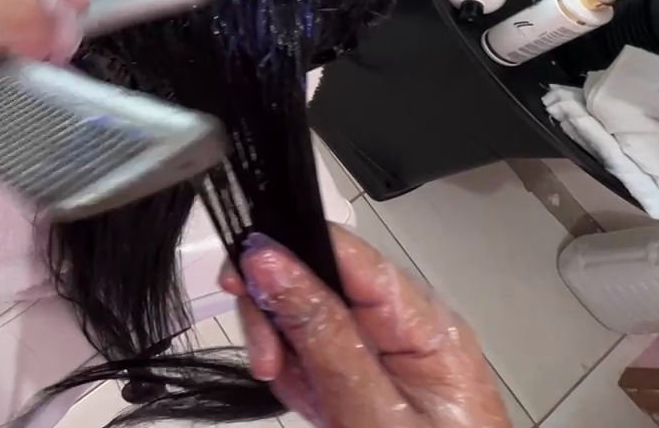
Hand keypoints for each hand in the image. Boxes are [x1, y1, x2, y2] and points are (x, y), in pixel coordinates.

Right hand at [219, 226, 510, 427]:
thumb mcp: (370, 412)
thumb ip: (319, 331)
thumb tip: (263, 255)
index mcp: (421, 321)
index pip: (338, 247)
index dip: (280, 250)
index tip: (236, 284)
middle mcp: (402, 320)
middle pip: (312, 274)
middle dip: (276, 314)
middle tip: (267, 365)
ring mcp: (382, 344)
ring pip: (301, 308)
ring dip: (282, 347)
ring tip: (296, 394)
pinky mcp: (364, 365)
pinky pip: (308, 342)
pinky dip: (294, 369)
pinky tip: (308, 400)